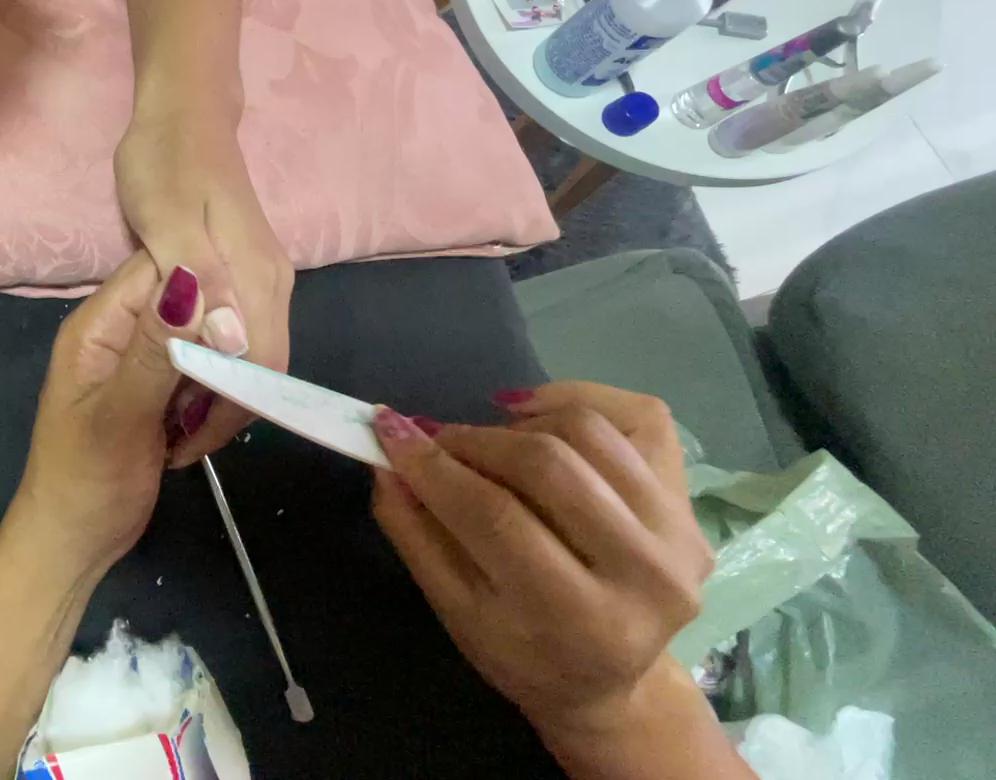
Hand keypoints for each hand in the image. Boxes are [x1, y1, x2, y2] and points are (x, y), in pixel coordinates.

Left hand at [12, 253, 209, 575]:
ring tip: (208, 420)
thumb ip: (153, 354)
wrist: (75, 543)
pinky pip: (205, 369)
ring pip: (205, 337)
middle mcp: (123, 329)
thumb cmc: (85, 483)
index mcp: (99, 324)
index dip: (207, 280)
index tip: (244, 320)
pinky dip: (217, 396)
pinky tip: (204, 430)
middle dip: (220, 337)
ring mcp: (145, 359)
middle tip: (229, 386)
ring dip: (221, 373)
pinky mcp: (165, 387)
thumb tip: (192, 283)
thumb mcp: (117, 419)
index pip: (159, 266)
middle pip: (191, 299)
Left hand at [114, 95, 293, 465]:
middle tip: (169, 437)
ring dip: (215, 392)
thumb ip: (195, 280)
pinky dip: (213, 365)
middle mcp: (271, 284)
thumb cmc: (161, 164)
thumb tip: (230, 343)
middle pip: (261, 368)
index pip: (259, 365)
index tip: (178, 438)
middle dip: (220, 410)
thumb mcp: (163, 220)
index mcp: (254, 276)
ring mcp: (263, 279)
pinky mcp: (248, 276)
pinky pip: (241, 335)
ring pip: (251, 355)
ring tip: (167, 418)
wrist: (183, 112)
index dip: (225, 408)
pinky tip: (178, 373)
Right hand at [369, 384, 714, 742]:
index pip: (493, 515)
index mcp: (577, 618)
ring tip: (485, 446)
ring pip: (585, 430)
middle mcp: (646, 574)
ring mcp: (679, 532)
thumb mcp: (450, 606)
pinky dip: (574, 398)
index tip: (385, 430)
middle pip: (545, 464)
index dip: (431, 465)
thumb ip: (412, 528)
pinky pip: (638, 413)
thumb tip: (387, 456)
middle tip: (432, 442)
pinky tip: (533, 418)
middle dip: (469, 440)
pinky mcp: (690, 500)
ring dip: (513, 425)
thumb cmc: (518, 648)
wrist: (613, 678)